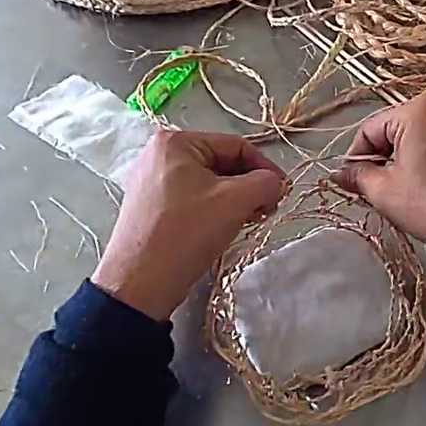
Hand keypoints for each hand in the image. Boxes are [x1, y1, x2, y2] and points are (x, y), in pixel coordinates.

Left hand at [93, 131, 287, 319]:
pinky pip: (196, 198)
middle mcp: (160, 155)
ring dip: (238, 199)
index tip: (284, 192)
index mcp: (176, 142)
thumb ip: (266, 183)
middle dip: (251, 185)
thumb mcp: (236, 201)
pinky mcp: (153, 206)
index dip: (266, 167)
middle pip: (224, 163)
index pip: (236, 146)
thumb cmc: (188, 232)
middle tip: (269, 209)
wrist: (141, 282)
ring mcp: (153, 181)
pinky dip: (218, 208)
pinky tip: (228, 226)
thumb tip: (278, 183)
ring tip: (251, 220)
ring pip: (212, 182)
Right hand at [332, 96, 425, 301]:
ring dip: (402, 164)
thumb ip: (357, 177)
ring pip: (415, 140)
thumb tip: (338, 174)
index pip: (369, 129)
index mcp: (417, 111)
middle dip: (380, 160)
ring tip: (401, 194)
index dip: (355, 158)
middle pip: (393, 131)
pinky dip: (424, 164)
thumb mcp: (385, 192)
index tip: (352, 184)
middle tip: (375, 192)